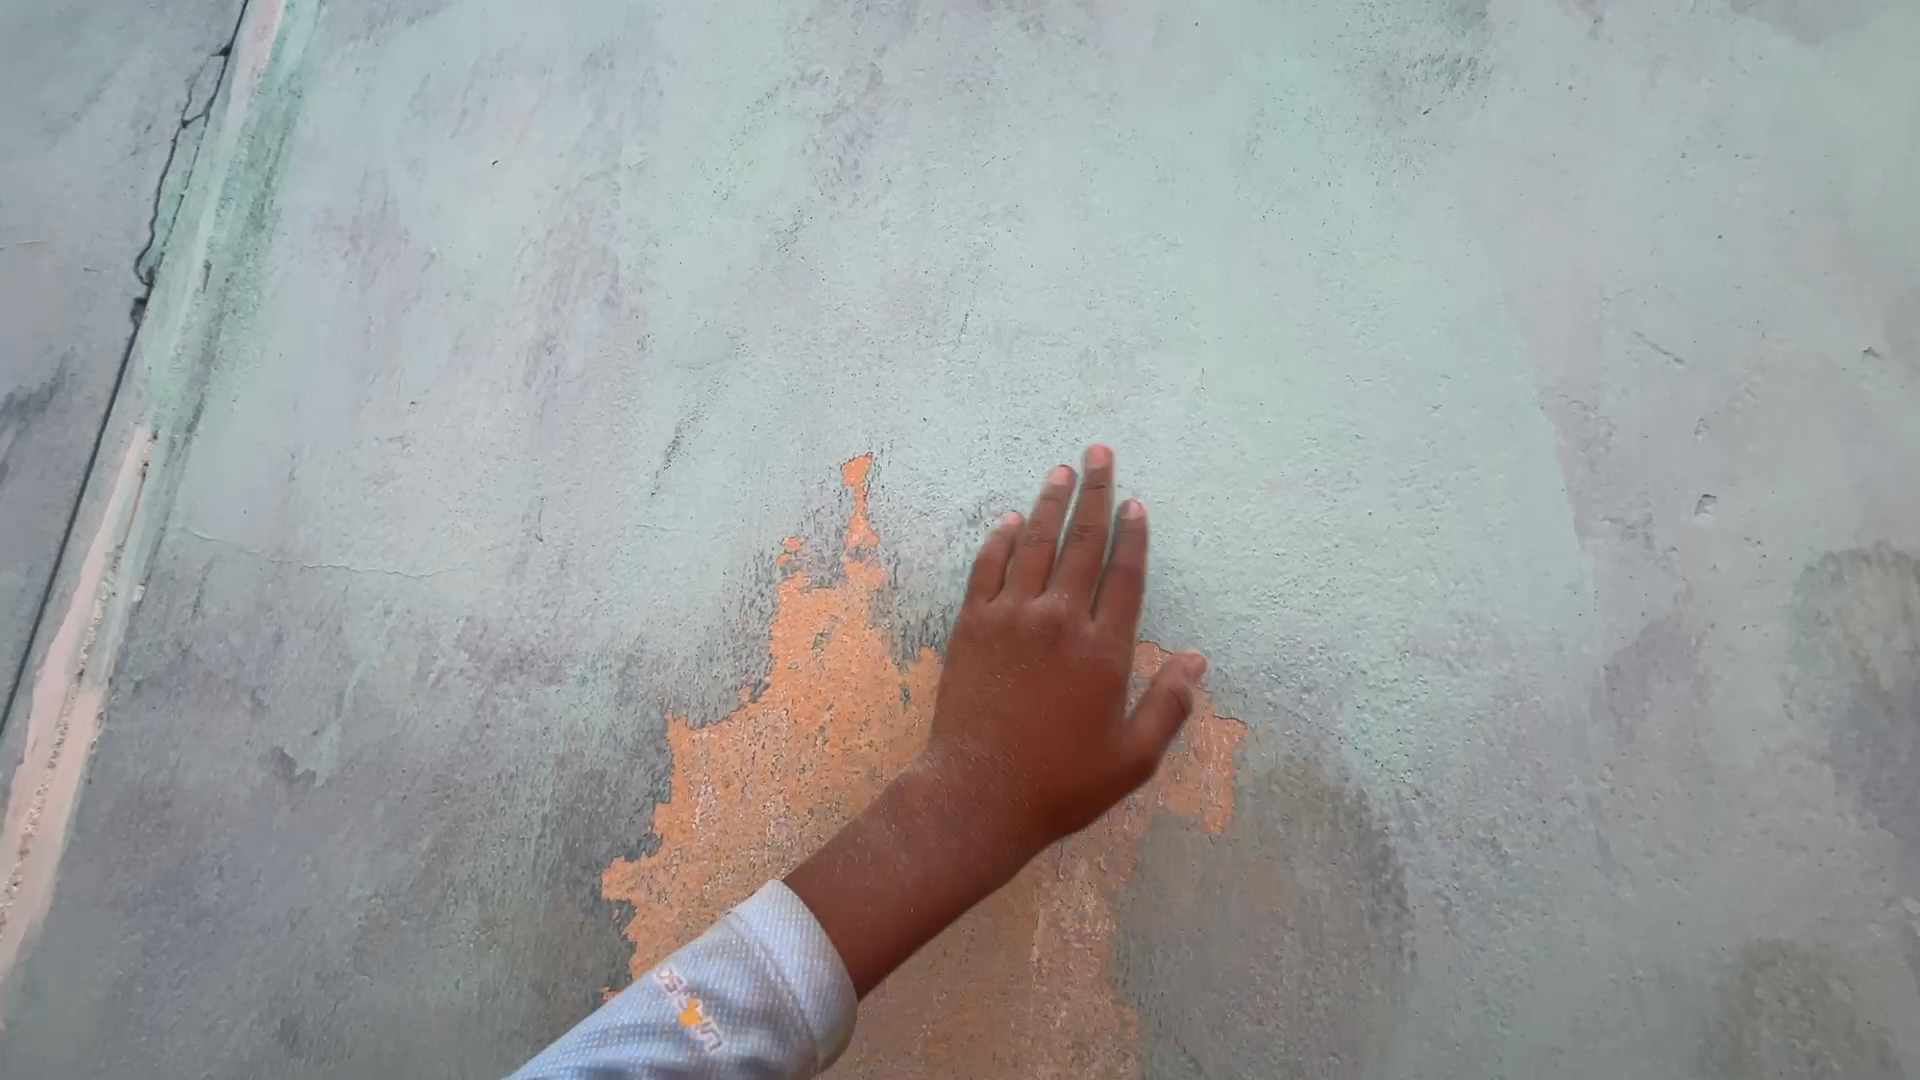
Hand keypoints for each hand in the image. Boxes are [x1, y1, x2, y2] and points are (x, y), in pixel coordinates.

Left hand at [923, 444, 1207, 857]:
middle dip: (1094, 495)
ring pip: (1034, 545)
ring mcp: (1011, 618)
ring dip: (1048, 504)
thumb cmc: (1060, 783)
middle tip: (1098, 455)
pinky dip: (998, 541)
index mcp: (1103, 650)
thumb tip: (1197, 660)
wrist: (978, 794)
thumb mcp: (1131, 758)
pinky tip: (1007, 520)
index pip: (1124, 576)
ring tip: (1059, 470)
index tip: (1136, 503)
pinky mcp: (971, 625)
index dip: (1133, 535)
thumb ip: (1168, 705)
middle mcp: (1059, 621)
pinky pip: (986, 569)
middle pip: (1082, 544)